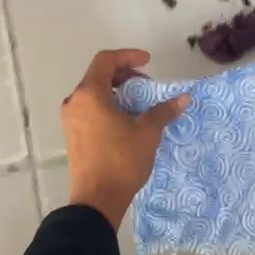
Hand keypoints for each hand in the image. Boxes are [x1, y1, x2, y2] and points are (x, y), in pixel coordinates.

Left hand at [63, 49, 190, 228]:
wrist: (97, 199)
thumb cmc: (121, 160)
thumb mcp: (147, 132)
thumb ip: (163, 111)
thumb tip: (183, 98)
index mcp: (89, 94)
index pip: (106, 60)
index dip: (128, 56)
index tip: (148, 63)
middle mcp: (75, 102)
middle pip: (98, 76)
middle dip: (125, 75)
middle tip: (147, 86)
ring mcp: (71, 120)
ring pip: (94, 94)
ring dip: (118, 92)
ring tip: (140, 104)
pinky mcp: (73, 135)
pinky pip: (90, 109)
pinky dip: (109, 106)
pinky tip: (127, 121)